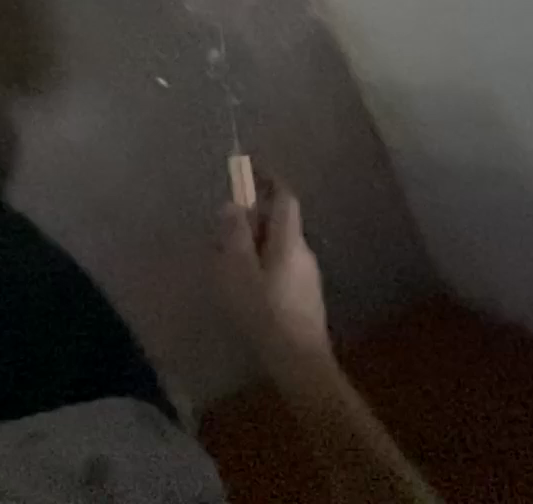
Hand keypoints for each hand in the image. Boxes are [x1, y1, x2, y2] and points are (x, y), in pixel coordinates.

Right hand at [217, 178, 331, 362]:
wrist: (300, 364)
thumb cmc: (264, 311)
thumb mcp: (238, 269)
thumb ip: (234, 234)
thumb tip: (232, 205)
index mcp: (289, 241)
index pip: (284, 198)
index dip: (268, 179)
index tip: (249, 169)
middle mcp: (304, 253)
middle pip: (279, 222)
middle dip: (253, 217)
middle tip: (224, 225)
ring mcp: (308, 278)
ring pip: (278, 246)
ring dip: (255, 243)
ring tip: (227, 260)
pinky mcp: (305, 299)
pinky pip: (281, 267)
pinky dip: (262, 264)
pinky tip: (245, 287)